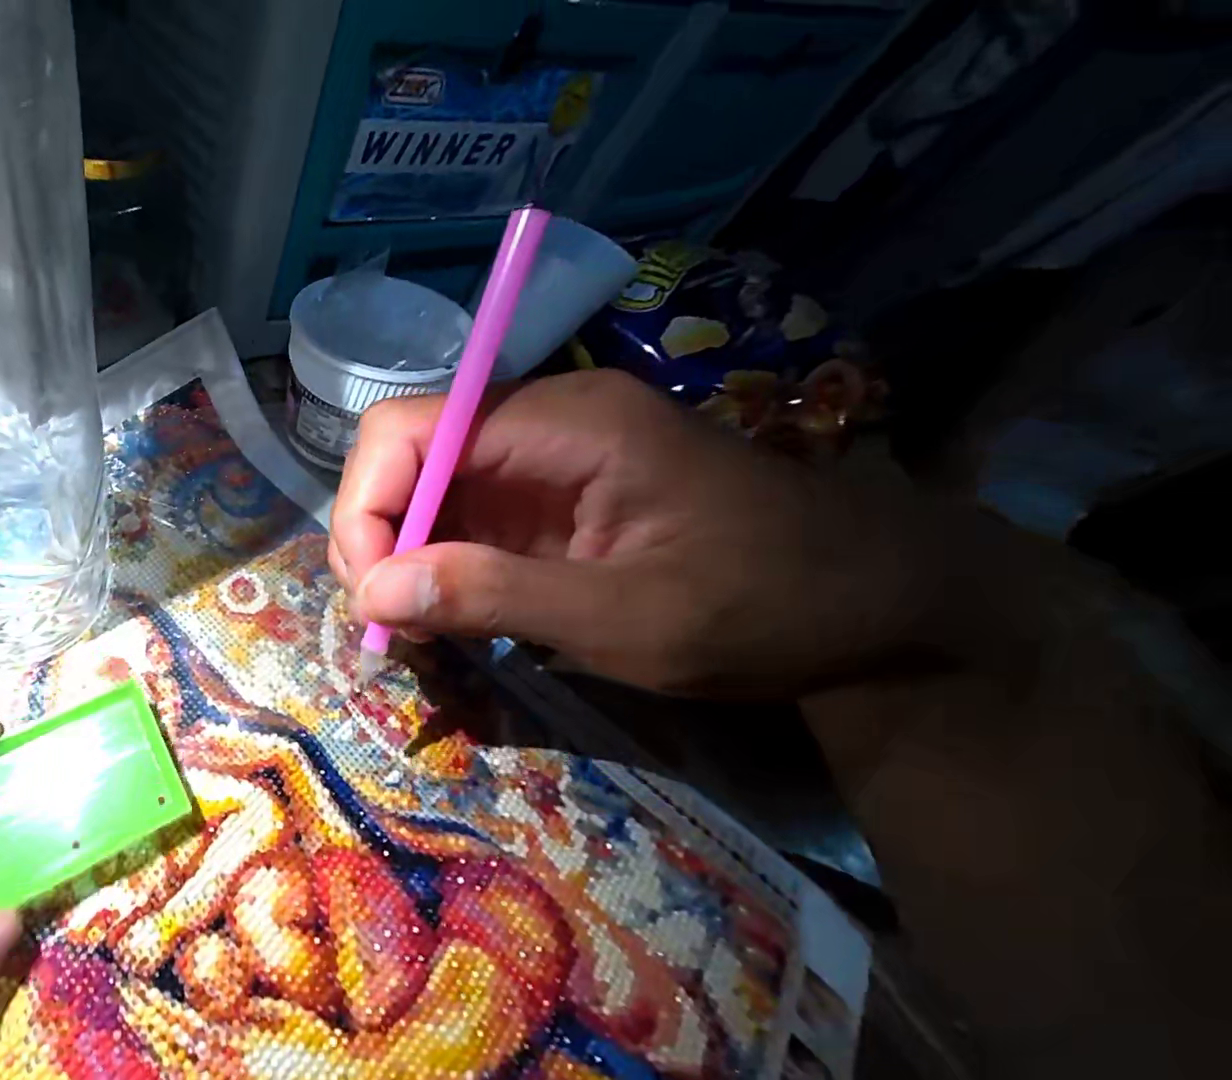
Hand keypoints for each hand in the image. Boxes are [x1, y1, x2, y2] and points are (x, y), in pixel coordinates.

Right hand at [330, 369, 950, 695]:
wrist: (869, 603)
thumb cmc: (766, 604)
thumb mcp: (627, 616)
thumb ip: (495, 596)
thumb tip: (373, 592)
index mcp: (562, 421)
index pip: (407, 429)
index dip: (365, 505)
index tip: (370, 594)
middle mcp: (536, 424)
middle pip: (402, 458)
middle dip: (375, 539)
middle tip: (389, 623)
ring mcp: (535, 462)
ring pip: (418, 494)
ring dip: (398, 561)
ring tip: (413, 631)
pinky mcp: (539, 501)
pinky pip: (453, 523)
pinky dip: (431, 572)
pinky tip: (443, 621)